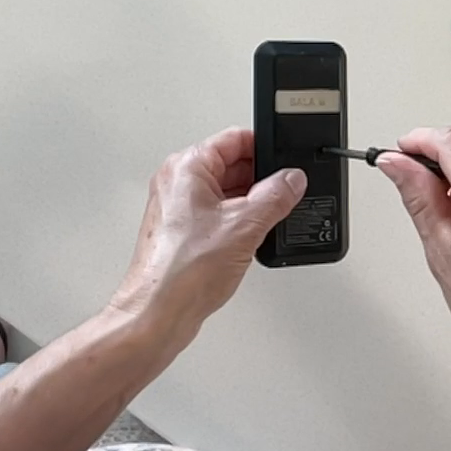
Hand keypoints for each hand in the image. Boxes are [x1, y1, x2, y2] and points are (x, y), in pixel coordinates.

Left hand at [108, 128, 306, 344]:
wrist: (158, 312)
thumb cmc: (182, 270)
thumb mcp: (244, 226)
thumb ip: (275, 197)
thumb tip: (291, 179)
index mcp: (187, 166)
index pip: (234, 138)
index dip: (265, 147)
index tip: (286, 161)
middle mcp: (177, 181)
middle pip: (231, 164)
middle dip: (260, 180)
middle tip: (284, 195)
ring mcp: (178, 206)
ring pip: (225, 191)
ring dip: (250, 203)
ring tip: (266, 222)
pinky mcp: (182, 230)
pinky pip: (217, 213)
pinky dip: (237, 221)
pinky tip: (250, 239)